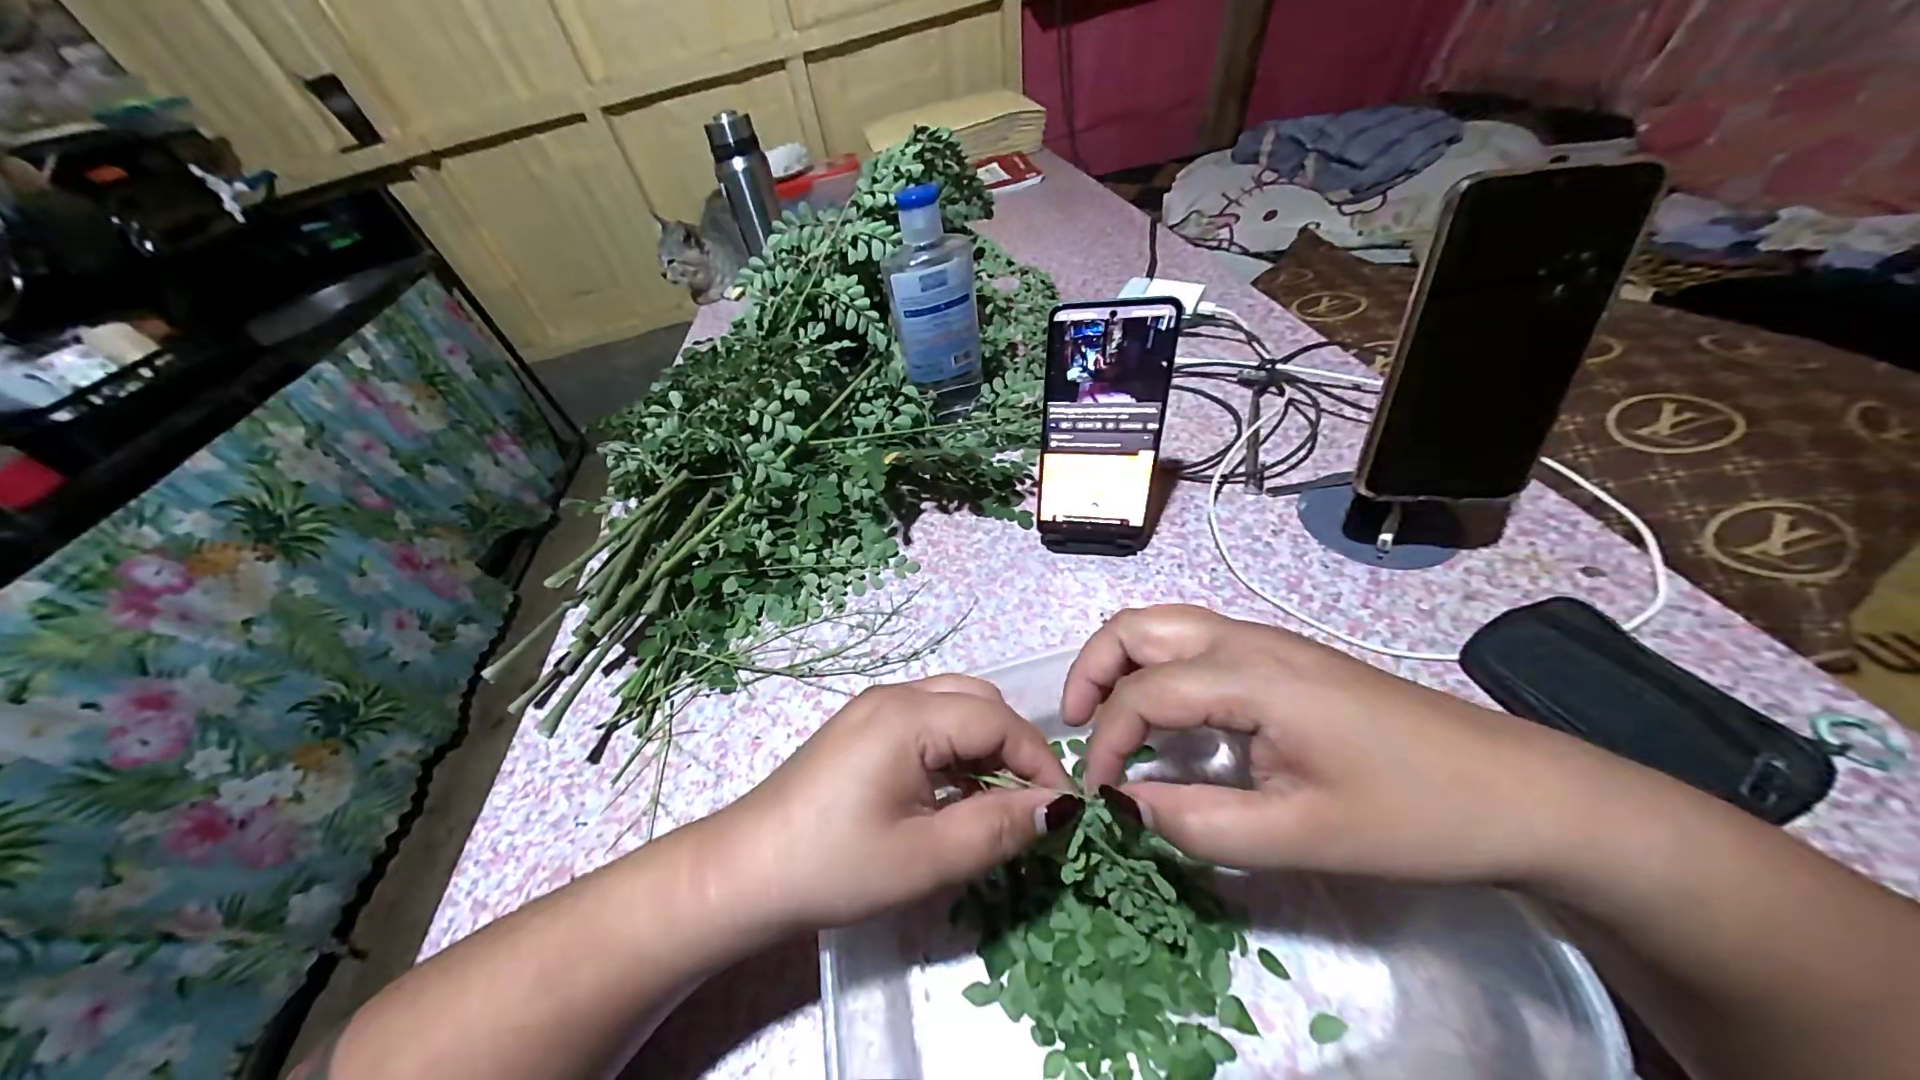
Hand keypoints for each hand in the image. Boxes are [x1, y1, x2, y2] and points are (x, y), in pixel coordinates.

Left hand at [708, 676, 1076, 931]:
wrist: (744, 874)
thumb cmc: (835, 866)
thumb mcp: (927, 857)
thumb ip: (1000, 827)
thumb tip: (1062, 808)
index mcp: (908, 715)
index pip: (999, 721)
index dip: (1040, 761)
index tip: (1064, 810)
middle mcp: (894, 696)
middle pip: (980, 703)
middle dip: (1016, 748)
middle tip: (1030, 805)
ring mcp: (875, 708)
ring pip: (955, 709)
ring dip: (986, 748)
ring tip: (995, 803)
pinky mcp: (864, 728)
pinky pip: (928, 723)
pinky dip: (955, 751)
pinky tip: (954, 794)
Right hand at [1063, 605, 1671, 883]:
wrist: (1523, 792)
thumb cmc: (1412, 815)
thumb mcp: (1298, 836)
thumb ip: (1196, 822)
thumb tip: (1121, 807)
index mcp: (1249, 674)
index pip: (1143, 693)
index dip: (1106, 742)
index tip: (1098, 797)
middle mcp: (1247, 639)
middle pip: (1137, 626)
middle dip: (1092, 670)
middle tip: (1077, 726)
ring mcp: (1267, 641)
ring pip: (1164, 624)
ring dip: (1121, 661)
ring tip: (1107, 717)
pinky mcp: (1283, 657)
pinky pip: (1194, 641)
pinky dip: (1156, 665)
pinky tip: (1167, 714)